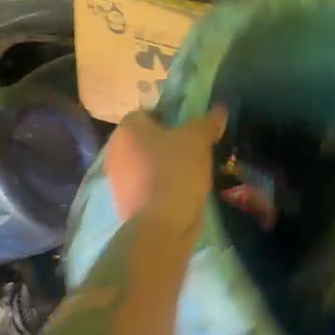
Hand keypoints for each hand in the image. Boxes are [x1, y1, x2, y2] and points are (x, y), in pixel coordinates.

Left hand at [102, 107, 227, 236]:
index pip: (148, 113)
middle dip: (168, 143)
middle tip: (195, 150)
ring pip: (147, 163)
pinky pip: (147, 184)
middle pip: (146, 139)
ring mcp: (117, 179)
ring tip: (191, 173)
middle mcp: (115, 150)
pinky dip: (161, 186)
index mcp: (127, 129)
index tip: (191, 130)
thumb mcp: (198, 140)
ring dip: (165, 165)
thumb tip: (219, 110)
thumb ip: (208, 122)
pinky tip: (181, 192)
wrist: (161, 224)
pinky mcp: (125, 202)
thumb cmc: (176, 171)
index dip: (171, 118)